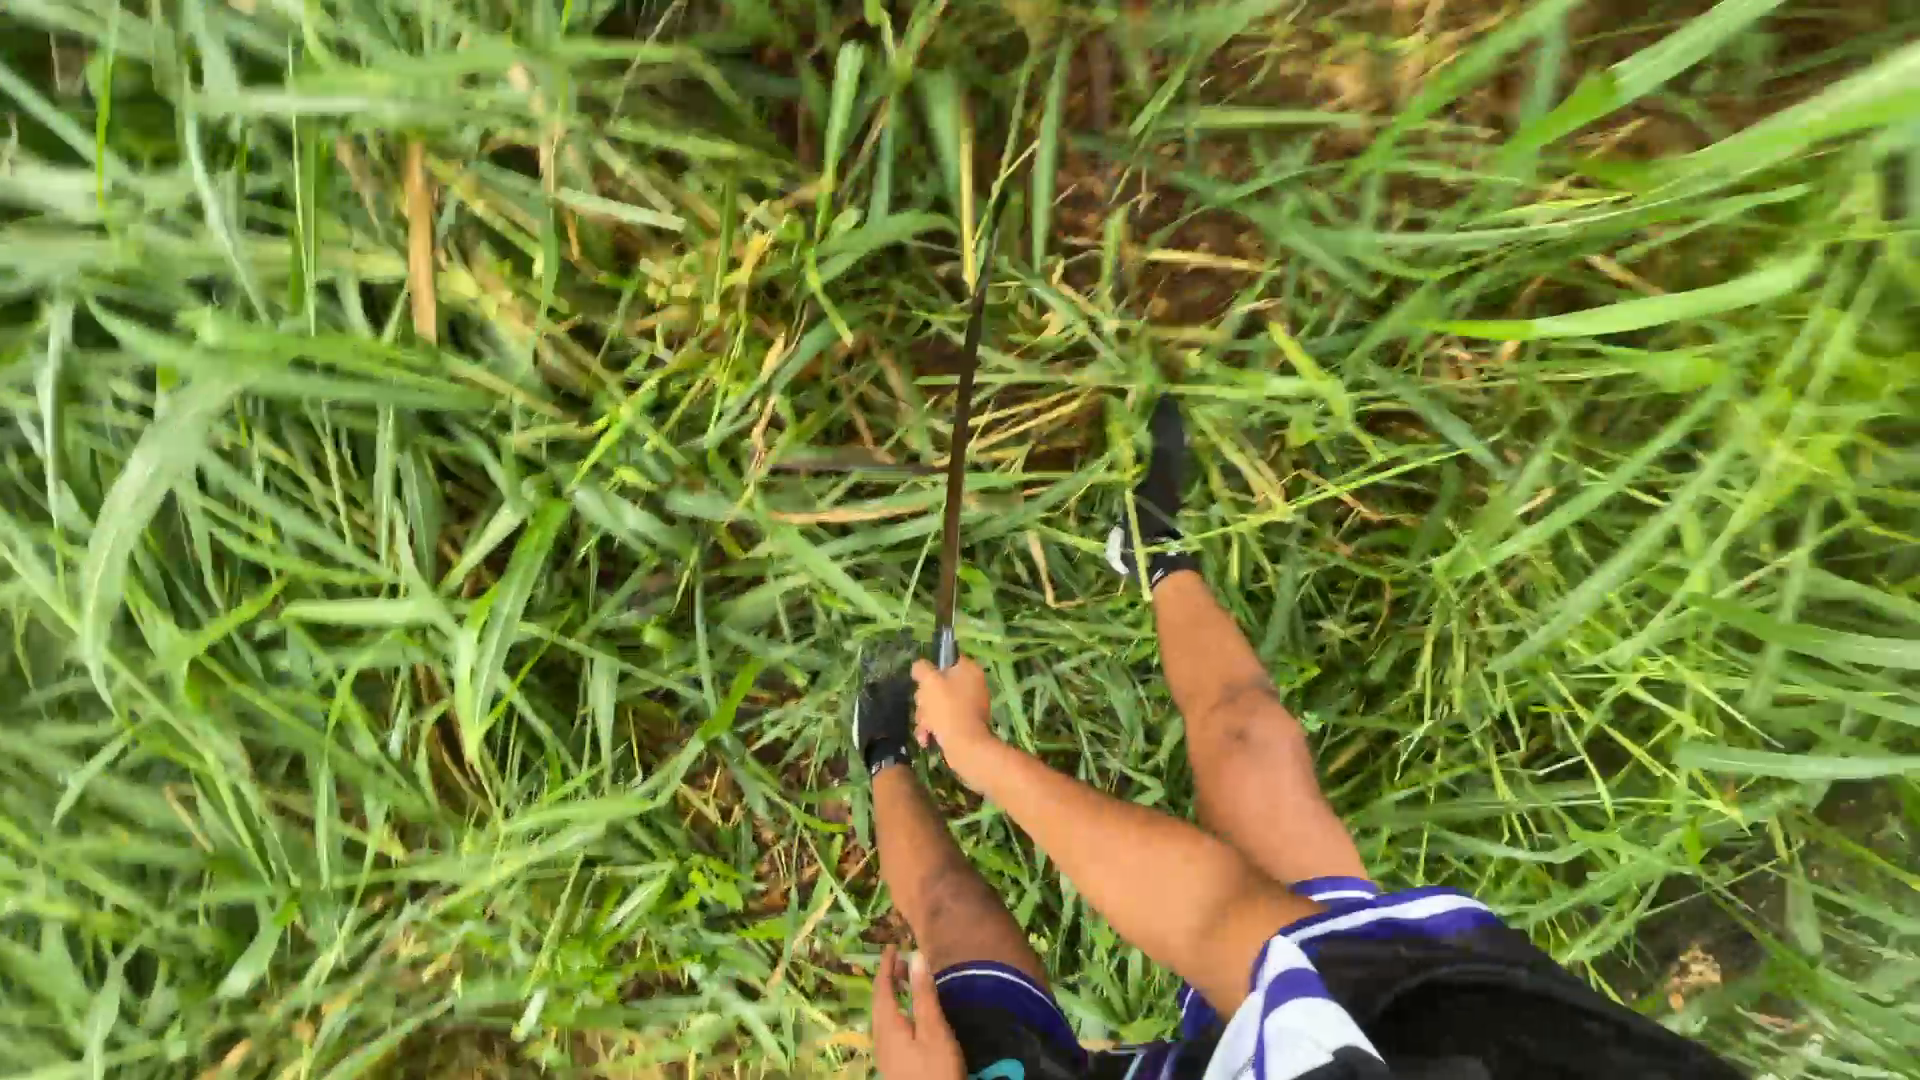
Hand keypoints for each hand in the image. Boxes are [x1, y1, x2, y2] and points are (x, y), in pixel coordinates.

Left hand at [871, 946, 963, 1079]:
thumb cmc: (935, 1072)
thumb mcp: (934, 1030)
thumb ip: (923, 994)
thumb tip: (915, 957)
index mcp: (887, 1026)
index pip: (882, 988)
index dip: (886, 966)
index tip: (892, 946)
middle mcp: (881, 1039)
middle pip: (879, 1002)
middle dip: (888, 978)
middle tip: (901, 961)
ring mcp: (885, 1056)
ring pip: (882, 1016)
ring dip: (891, 995)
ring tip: (905, 983)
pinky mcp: (893, 1067)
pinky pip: (888, 1028)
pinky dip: (895, 1011)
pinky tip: (907, 1017)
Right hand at [910, 657, 999, 785]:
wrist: (965, 747)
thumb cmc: (948, 709)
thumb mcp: (930, 682)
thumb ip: (922, 669)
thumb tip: (919, 667)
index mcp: (969, 670)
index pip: (947, 659)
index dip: (931, 671)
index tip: (923, 682)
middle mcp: (973, 685)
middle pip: (938, 684)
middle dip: (924, 700)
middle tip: (924, 708)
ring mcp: (970, 705)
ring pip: (937, 704)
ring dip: (925, 716)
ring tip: (925, 728)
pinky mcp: (965, 724)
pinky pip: (944, 720)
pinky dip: (934, 728)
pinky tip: (927, 737)